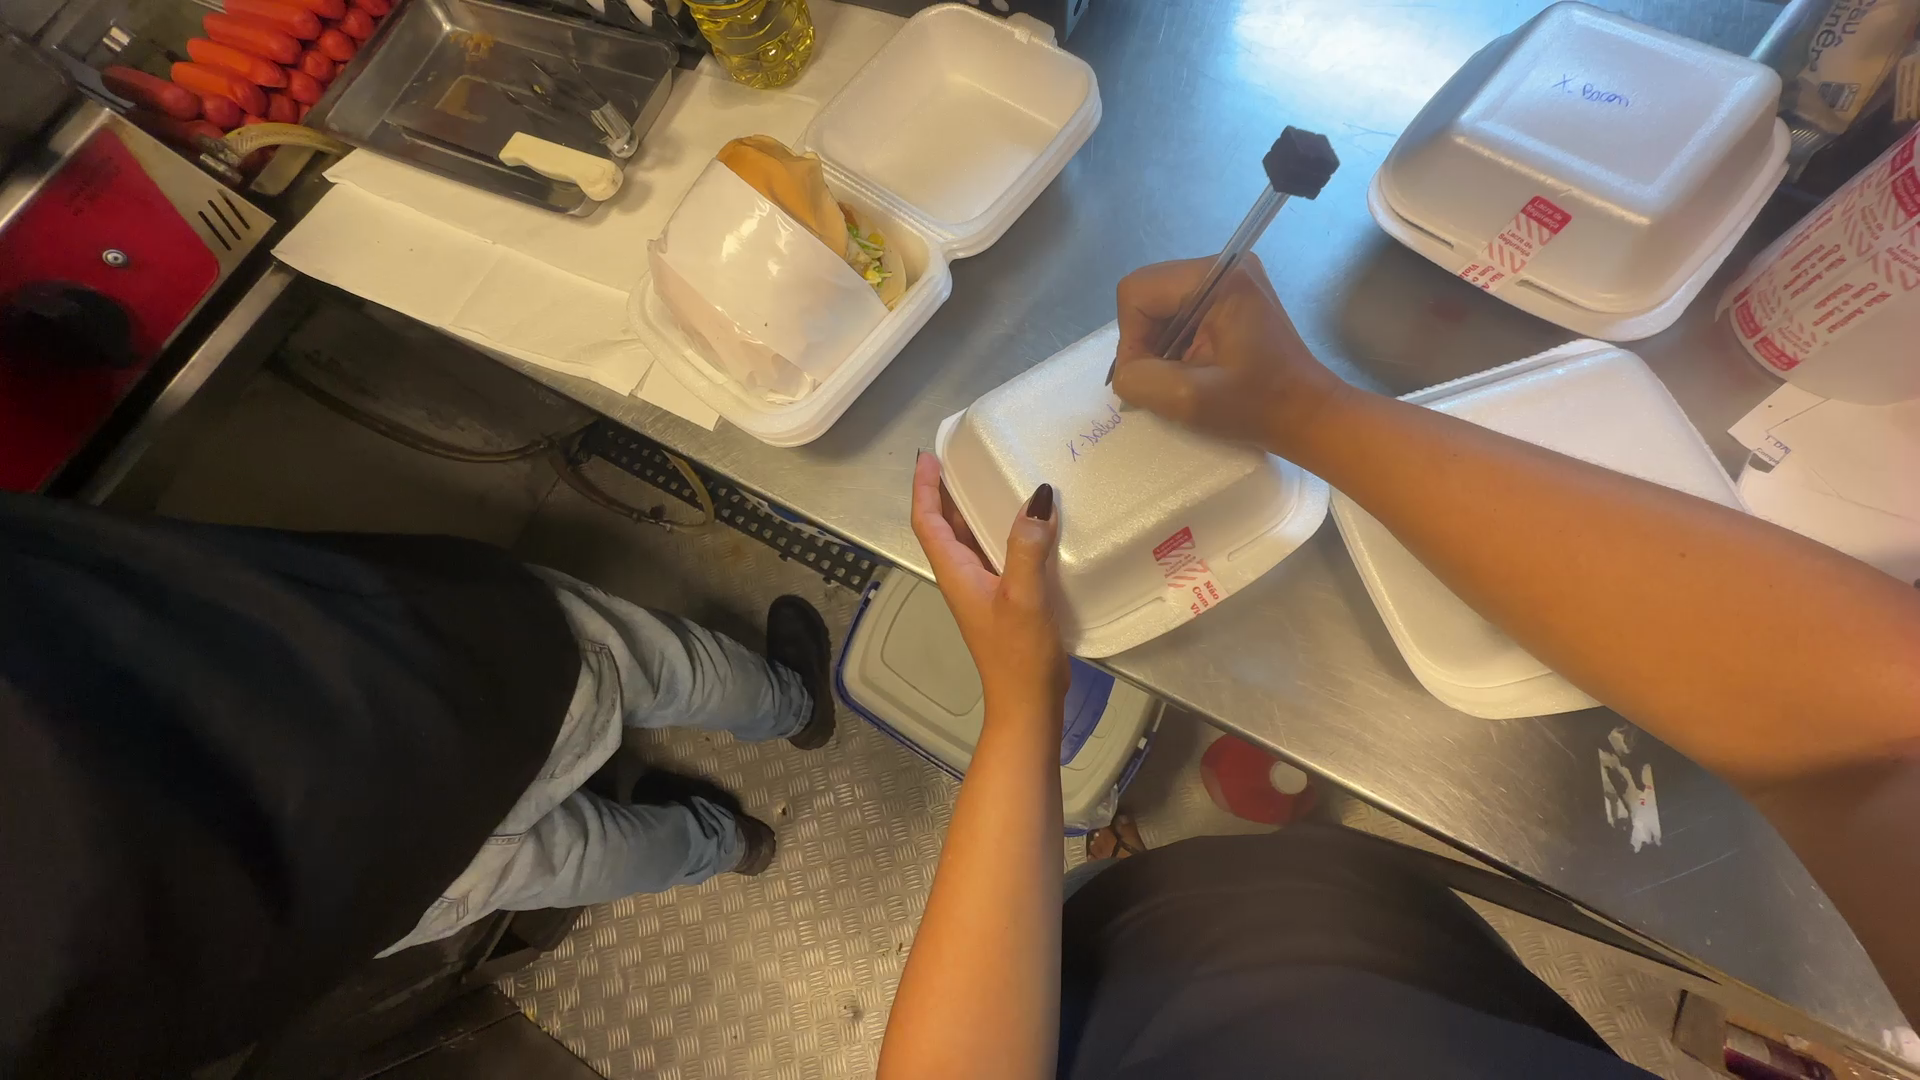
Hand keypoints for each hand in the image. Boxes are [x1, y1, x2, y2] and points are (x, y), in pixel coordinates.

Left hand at [909, 451, 1069, 714]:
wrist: (1027, 700)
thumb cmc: (1017, 652)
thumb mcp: (1022, 597)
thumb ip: (1025, 549)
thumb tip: (1037, 498)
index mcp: (955, 571)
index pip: (928, 521)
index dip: (923, 488)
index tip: (928, 457)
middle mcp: (963, 575)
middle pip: (945, 524)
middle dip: (947, 490)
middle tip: (963, 456)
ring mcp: (982, 587)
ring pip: (970, 537)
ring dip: (974, 508)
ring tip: (993, 476)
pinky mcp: (1005, 596)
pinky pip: (996, 551)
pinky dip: (1002, 529)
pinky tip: (1028, 521)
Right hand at [1111, 255, 1350, 453]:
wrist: (1305, 415)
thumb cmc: (1256, 406)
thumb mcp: (1188, 399)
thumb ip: (1139, 379)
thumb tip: (1125, 372)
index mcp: (1218, 278)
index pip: (1137, 292)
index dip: (1131, 338)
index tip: (1152, 374)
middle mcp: (1223, 267)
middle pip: (1146, 297)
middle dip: (1145, 343)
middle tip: (1168, 379)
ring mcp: (1228, 282)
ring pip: (1157, 309)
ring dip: (1158, 349)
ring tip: (1184, 377)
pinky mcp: (1229, 301)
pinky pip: (1176, 317)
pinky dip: (1173, 348)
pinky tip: (1193, 370)